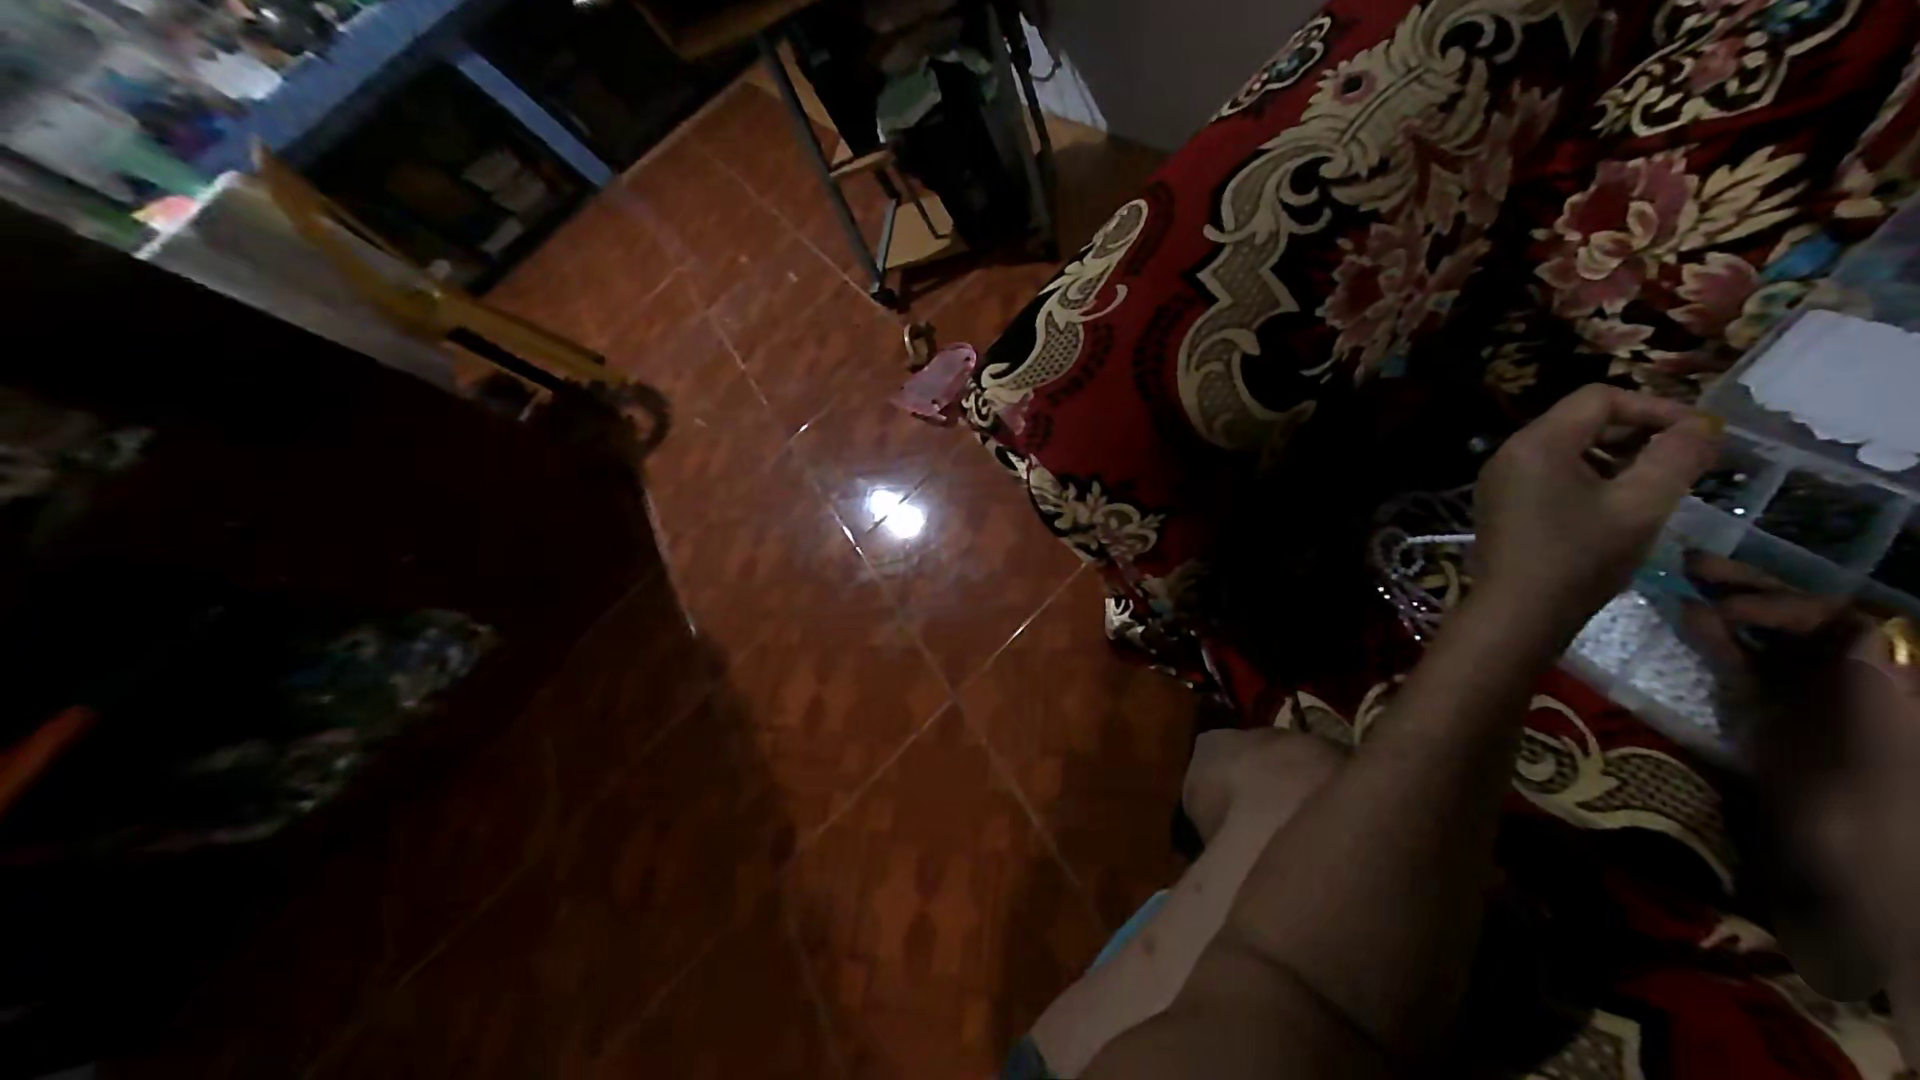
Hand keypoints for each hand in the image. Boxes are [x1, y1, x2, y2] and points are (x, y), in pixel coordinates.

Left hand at [1473, 385, 1721, 639]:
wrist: (1517, 610)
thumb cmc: (1579, 557)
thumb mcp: (1641, 504)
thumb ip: (1675, 457)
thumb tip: (1701, 425)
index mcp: (1535, 444)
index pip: (1599, 397)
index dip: (1655, 407)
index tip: (1698, 435)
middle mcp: (1508, 453)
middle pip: (1579, 419)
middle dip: (1637, 431)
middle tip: (1685, 459)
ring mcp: (1499, 479)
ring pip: (1566, 447)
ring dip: (1615, 455)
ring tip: (1658, 482)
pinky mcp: (1501, 501)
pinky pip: (1549, 472)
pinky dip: (1588, 475)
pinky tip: (1619, 502)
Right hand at [1682, 555, 1919, 1041]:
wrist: (1854, 907)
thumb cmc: (1876, 839)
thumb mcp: (1879, 770)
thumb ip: (1879, 701)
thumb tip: (1866, 630)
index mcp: (1907, 692)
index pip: (1862, 625)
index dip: (1793, 605)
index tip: (1729, 606)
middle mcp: (1871, 690)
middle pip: (1820, 625)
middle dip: (1759, 592)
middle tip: (1694, 561)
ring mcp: (1823, 706)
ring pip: (1779, 642)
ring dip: (1732, 610)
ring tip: (1683, 577)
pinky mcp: (1781, 723)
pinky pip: (1753, 670)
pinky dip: (1720, 644)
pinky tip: (1687, 620)